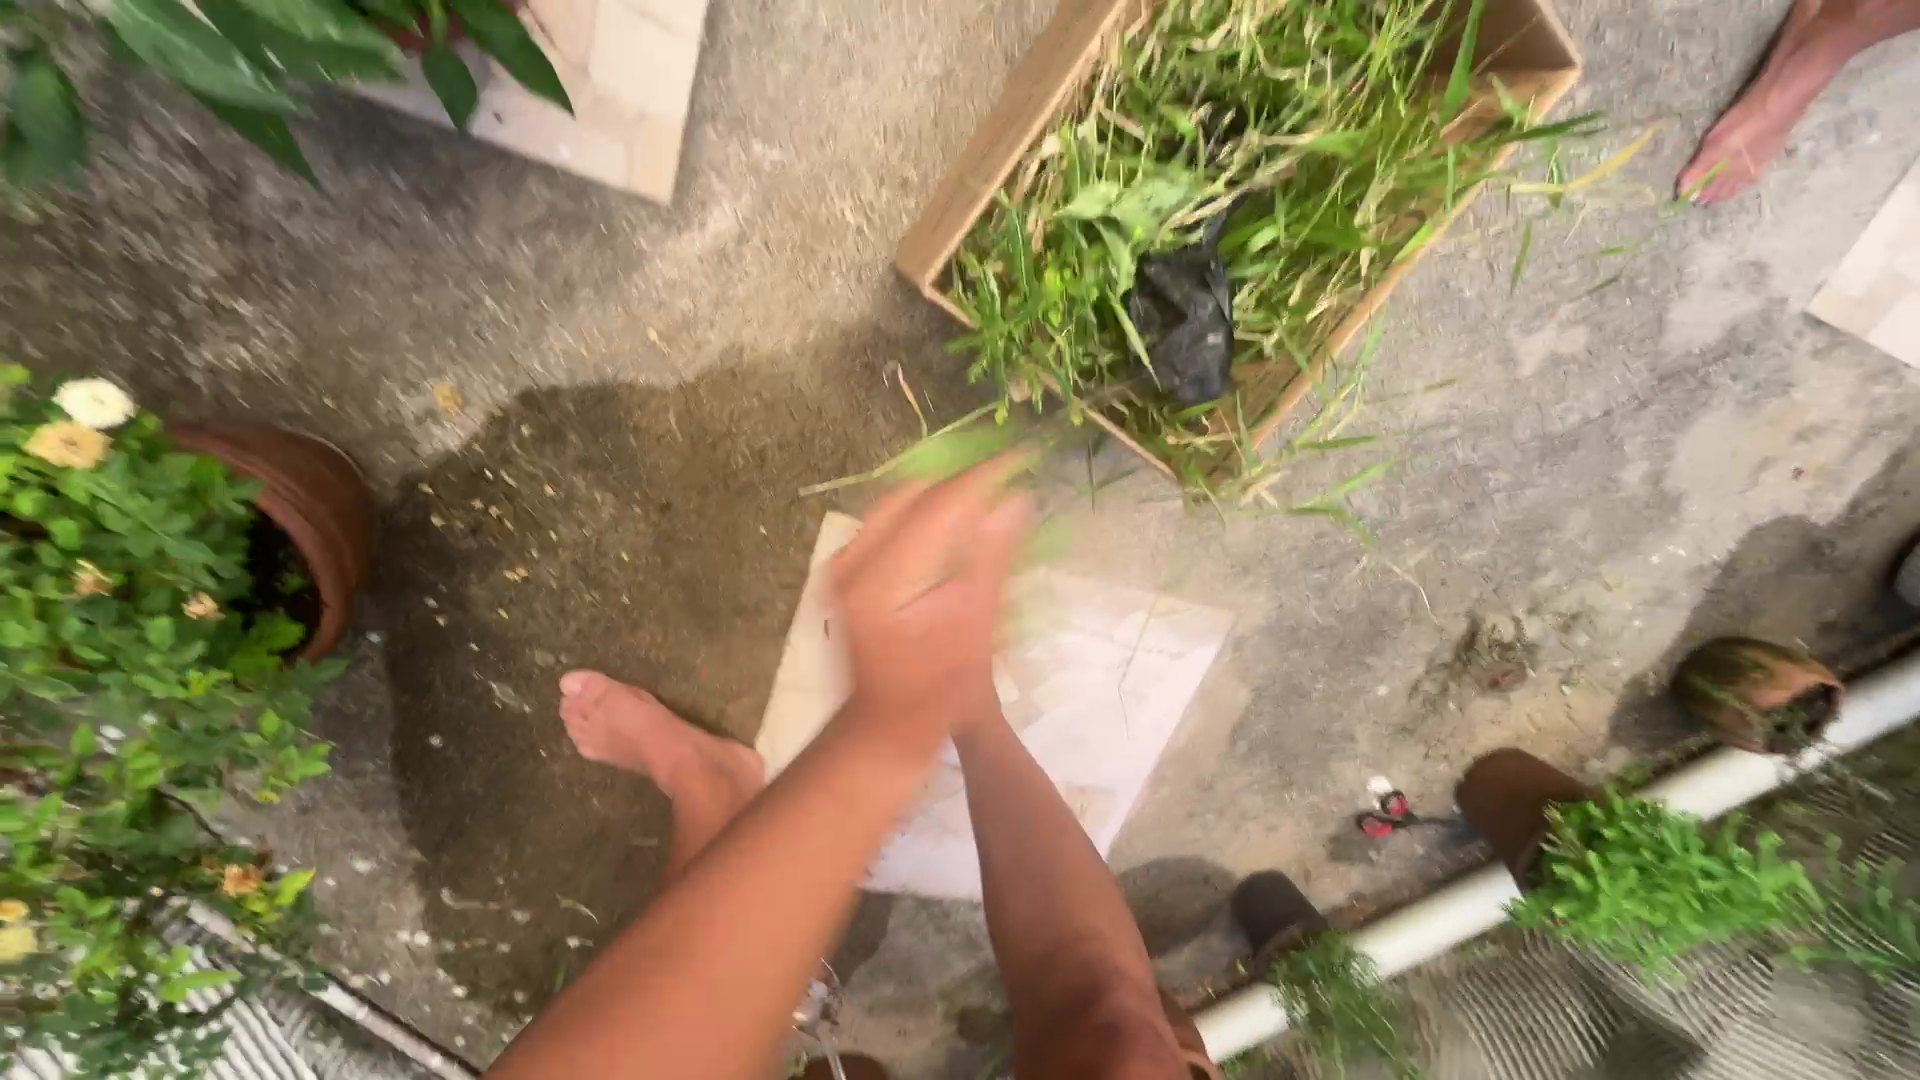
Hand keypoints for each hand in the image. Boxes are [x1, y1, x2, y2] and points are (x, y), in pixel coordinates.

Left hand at [831, 456, 1030, 746]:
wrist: (887, 726)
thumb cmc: (938, 689)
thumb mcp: (973, 627)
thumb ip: (990, 560)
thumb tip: (1016, 500)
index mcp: (881, 578)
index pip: (937, 506)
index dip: (982, 478)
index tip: (1019, 458)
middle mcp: (851, 562)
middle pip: (912, 494)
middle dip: (960, 481)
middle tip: (1004, 477)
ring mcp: (841, 565)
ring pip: (897, 503)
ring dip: (941, 495)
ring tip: (985, 494)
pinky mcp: (844, 571)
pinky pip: (886, 521)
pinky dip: (923, 515)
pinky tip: (953, 523)